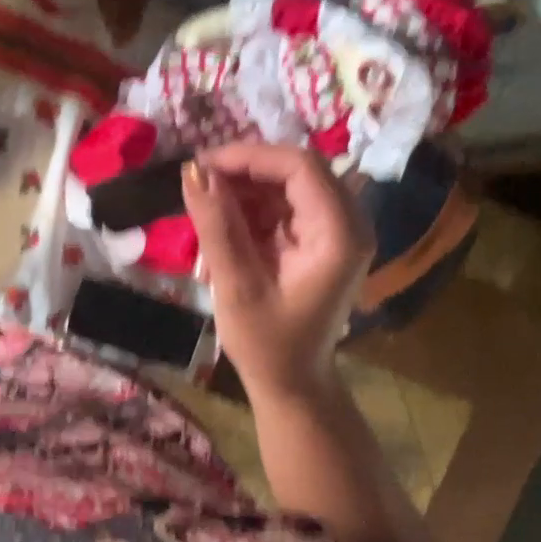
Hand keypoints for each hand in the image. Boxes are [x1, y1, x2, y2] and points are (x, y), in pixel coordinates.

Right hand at [182, 143, 372, 395]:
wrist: (293, 384)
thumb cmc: (266, 344)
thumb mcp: (235, 286)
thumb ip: (217, 225)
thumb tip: (193, 173)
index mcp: (339, 235)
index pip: (300, 167)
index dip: (249, 157)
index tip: (201, 167)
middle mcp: (347, 223)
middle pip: (295, 172)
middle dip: (242, 174)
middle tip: (195, 188)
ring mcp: (335, 231)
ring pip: (286, 187)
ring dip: (241, 195)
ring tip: (202, 218)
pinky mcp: (319, 241)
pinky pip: (283, 209)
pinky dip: (249, 214)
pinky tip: (219, 235)